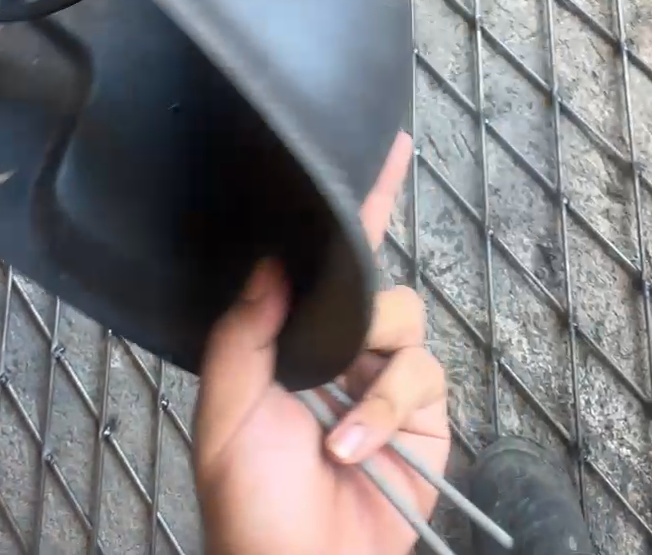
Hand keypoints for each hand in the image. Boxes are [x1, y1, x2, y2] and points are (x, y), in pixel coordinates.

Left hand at [194, 132, 447, 554]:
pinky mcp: (425, 409)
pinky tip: (358, 446)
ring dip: (374, 370)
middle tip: (339, 354)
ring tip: (339, 425)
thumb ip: (241, 336)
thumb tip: (271, 262)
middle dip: (365, 310)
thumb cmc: (252, 501)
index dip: (364, 204)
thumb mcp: (226, 419)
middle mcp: (349, 347)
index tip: (392, 149)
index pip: (337, 261)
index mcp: (301, 339)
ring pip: (408, 320)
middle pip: (380, 283)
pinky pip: (422, 374)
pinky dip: (388, 408)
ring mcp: (389, 376)